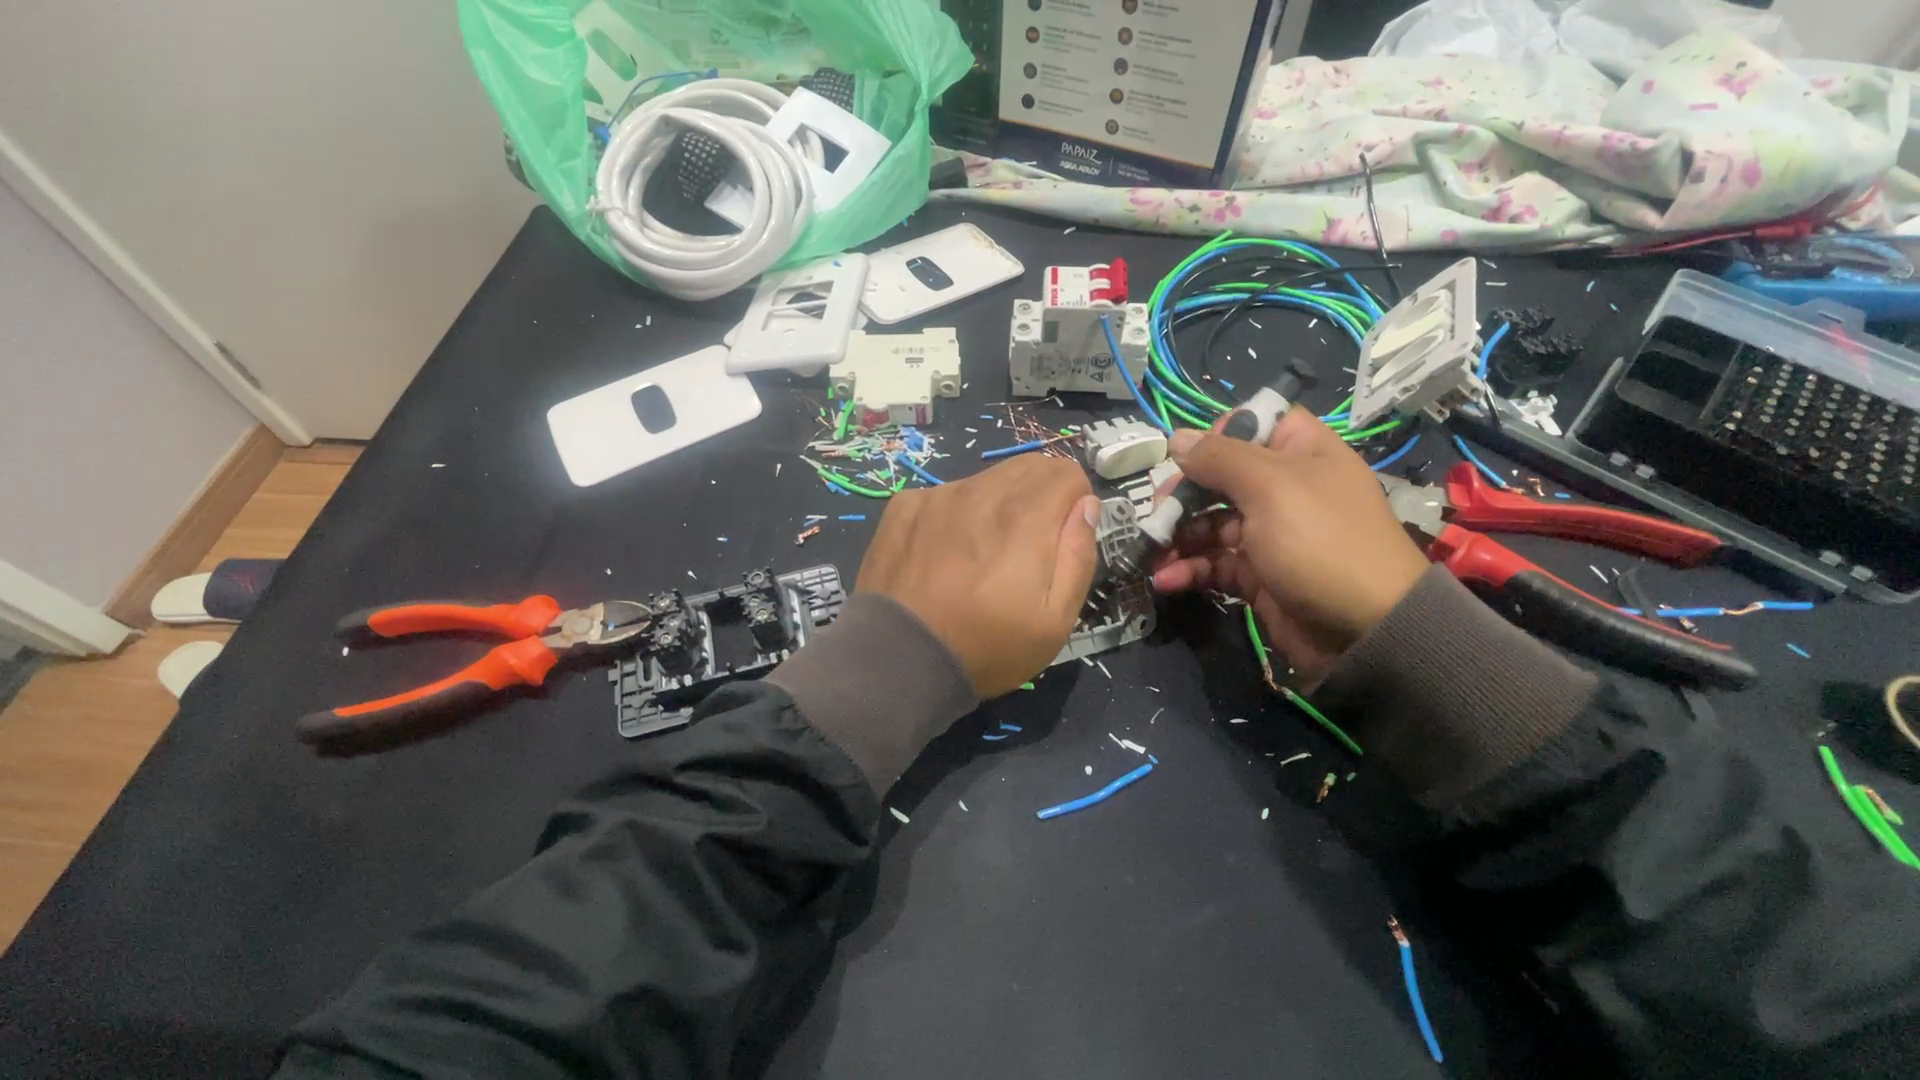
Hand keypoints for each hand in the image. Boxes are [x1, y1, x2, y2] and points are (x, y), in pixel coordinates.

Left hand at [858, 454, 1100, 696]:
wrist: (898, 659)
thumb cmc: (987, 646)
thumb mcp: (1056, 620)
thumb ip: (1078, 555)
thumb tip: (1085, 506)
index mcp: (1027, 514)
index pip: (1067, 473)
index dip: (1073, 504)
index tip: (1061, 539)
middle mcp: (983, 491)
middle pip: (1028, 467)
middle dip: (1040, 497)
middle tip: (1027, 548)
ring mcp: (939, 496)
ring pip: (986, 479)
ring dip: (997, 504)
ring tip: (983, 556)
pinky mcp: (904, 507)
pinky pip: (945, 495)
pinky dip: (955, 515)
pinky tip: (944, 555)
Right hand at [1149, 410, 1428, 683]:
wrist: (1365, 630)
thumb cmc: (1320, 541)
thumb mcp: (1270, 486)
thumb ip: (1219, 459)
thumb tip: (1177, 439)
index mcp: (1301, 453)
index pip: (1254, 424)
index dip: (1219, 435)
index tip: (1192, 457)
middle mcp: (1284, 488)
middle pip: (1220, 477)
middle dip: (1182, 494)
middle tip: (1157, 513)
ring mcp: (1270, 535)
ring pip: (1210, 523)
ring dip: (1177, 536)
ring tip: (1151, 554)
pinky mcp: (1258, 576)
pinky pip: (1214, 564)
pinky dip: (1188, 569)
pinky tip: (1166, 579)